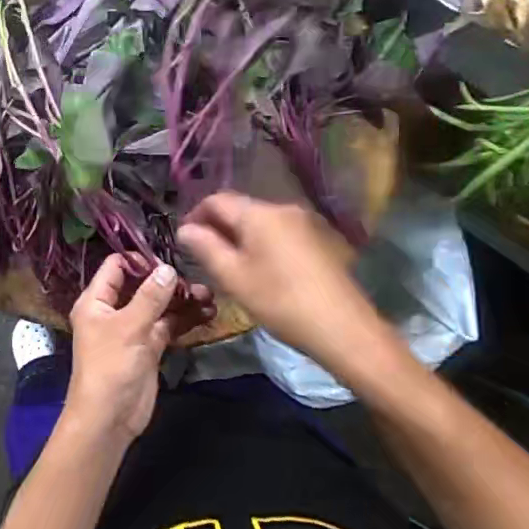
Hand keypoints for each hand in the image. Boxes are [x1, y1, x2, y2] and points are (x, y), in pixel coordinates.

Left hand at [64, 256, 210, 440]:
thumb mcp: (129, 327)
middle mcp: (113, 311)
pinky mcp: (149, 348)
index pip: (116, 267)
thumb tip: (168, 269)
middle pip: (142, 286)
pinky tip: (207, 313)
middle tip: (195, 283)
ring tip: (209, 296)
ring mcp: (132, 330)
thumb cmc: (110, 366)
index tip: (167, 262)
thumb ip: (150, 296)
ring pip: (159, 306)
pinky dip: (185, 319)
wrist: (109, 419)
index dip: (140, 261)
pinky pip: (168, 326)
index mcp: (96, 300)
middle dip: (168, 282)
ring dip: (182, 301)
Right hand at [179, 191, 397, 370]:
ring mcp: (306, 222)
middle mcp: (283, 208)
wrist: (344, 328)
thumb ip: (205, 247)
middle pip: (241, 209)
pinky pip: (282, 233)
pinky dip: (265, 244)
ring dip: (242, 236)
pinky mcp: (322, 239)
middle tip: (205, 256)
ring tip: (232, 266)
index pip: (216, 200)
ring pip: (262, 222)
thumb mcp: (233, 277)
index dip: (195, 216)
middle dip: (219, 227)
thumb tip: (185, 229)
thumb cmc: (280, 301)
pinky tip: (264, 270)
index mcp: (258, 213)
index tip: (184, 240)